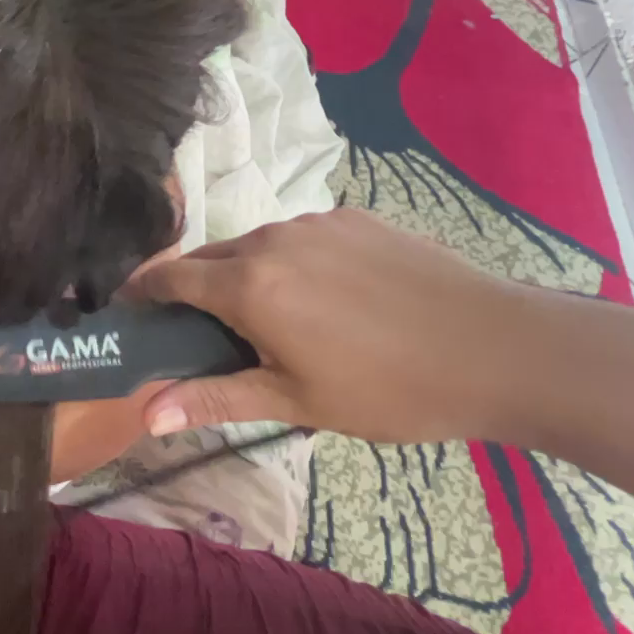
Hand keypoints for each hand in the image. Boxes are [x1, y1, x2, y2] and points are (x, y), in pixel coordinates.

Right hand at [133, 208, 542, 444]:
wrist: (506, 351)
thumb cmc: (391, 388)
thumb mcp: (296, 402)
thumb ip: (215, 399)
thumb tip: (148, 416)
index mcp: (247, 285)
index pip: (168, 277)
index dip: (140, 292)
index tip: (127, 309)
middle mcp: (269, 240)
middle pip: (207, 257)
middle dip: (191, 286)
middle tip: (202, 327)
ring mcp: (313, 223)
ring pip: (252, 244)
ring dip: (241, 272)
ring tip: (269, 314)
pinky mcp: (352, 218)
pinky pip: (296, 236)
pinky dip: (286, 260)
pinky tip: (322, 294)